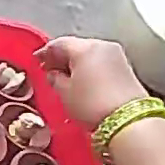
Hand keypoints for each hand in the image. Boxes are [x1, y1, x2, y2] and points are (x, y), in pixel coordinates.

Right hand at [35, 37, 149, 127]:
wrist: (127, 121)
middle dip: (62, 56)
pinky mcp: (125, 68)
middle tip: (49, 68)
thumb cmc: (92, 105)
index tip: (37, 60)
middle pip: (77, 46)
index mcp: (84, 48)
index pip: (60, 43)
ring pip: (90, 54)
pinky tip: (83, 81)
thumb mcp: (65, 94)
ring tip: (65, 77)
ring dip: (76, 63)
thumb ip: (55, 79)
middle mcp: (102, 46)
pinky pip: (101, 62)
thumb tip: (53, 74)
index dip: (46, 52)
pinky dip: (89, 68)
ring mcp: (116, 56)